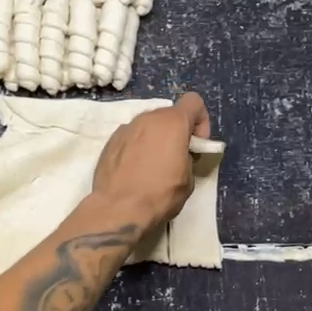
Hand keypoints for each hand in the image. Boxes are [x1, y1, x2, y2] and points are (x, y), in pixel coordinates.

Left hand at [89, 93, 211, 232]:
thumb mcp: (188, 179)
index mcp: (172, 123)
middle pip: (169, 114)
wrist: (118, 209)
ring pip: (148, 125)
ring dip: (156, 138)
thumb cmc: (159, 194)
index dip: (201, 120)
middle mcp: (148, 118)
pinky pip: (131, 137)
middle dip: (176, 131)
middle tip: (176, 157)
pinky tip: (135, 170)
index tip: (197, 144)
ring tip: (153, 165)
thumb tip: (179, 155)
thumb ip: (187, 157)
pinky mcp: (110, 141)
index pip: (194, 101)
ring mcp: (126, 128)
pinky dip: (137, 147)